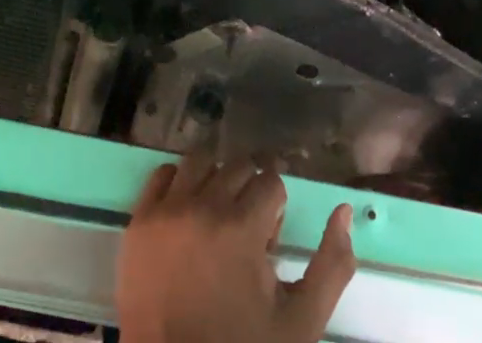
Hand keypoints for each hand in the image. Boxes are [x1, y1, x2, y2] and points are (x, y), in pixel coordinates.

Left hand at [115, 154, 355, 342]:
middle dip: (250, 189)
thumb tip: (343, 211)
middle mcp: (202, 208)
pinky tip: (187, 209)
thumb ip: (332, 265)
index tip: (269, 237)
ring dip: (216, 177)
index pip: (271, 182)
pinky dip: (178, 182)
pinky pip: (161, 174)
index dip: (276, 208)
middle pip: (237, 166)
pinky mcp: (138, 222)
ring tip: (217, 212)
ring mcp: (165, 212)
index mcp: (242, 228)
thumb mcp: (301, 320)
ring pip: (199, 161)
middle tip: (247, 227)